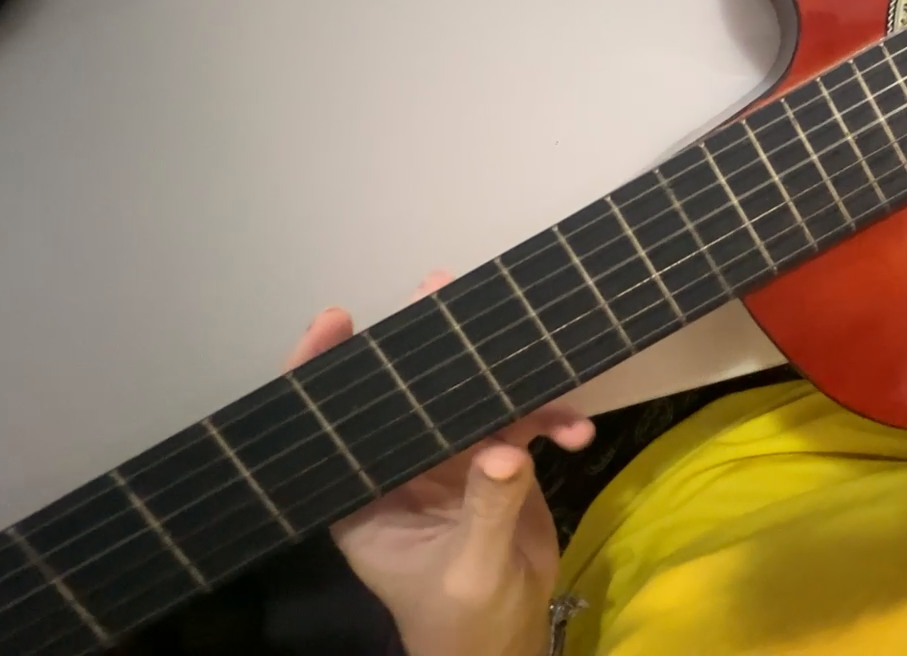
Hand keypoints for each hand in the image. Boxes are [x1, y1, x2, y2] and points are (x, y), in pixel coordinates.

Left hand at [285, 274, 595, 655]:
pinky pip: (528, 422)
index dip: (326, 371)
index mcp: (369, 498)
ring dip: (519, 385)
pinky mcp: (502, 462)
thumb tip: (506, 450)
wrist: (507, 636)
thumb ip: (487, 510)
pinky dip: (556, 420)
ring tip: (552, 367)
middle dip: (433, 345)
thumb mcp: (470, 570)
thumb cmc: (463, 618)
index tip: (338, 318)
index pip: (337, 429)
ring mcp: (458, 461)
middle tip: (444, 287)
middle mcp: (408, 468)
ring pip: (479, 399)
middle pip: (414, 395)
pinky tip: (581, 433)